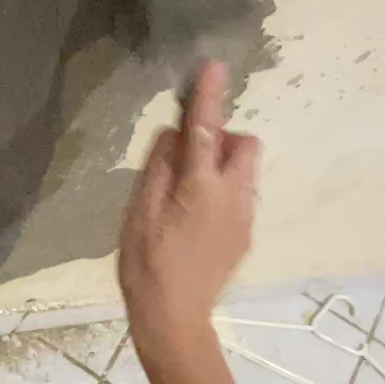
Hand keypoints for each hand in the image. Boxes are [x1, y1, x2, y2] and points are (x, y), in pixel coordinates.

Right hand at [118, 60, 261, 351]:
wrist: (173, 316)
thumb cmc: (146, 264)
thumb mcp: (139, 212)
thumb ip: (158, 168)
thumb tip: (173, 135)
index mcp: (202, 187)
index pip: (208, 130)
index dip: (209, 97)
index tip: (215, 66)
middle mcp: (234, 196)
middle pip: (245, 145)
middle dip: (222, 138)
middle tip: (187, 159)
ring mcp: (244, 218)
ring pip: (245, 172)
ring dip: (222, 166)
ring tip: (186, 194)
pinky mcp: (244, 236)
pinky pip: (239, 197)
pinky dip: (221, 192)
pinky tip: (193, 220)